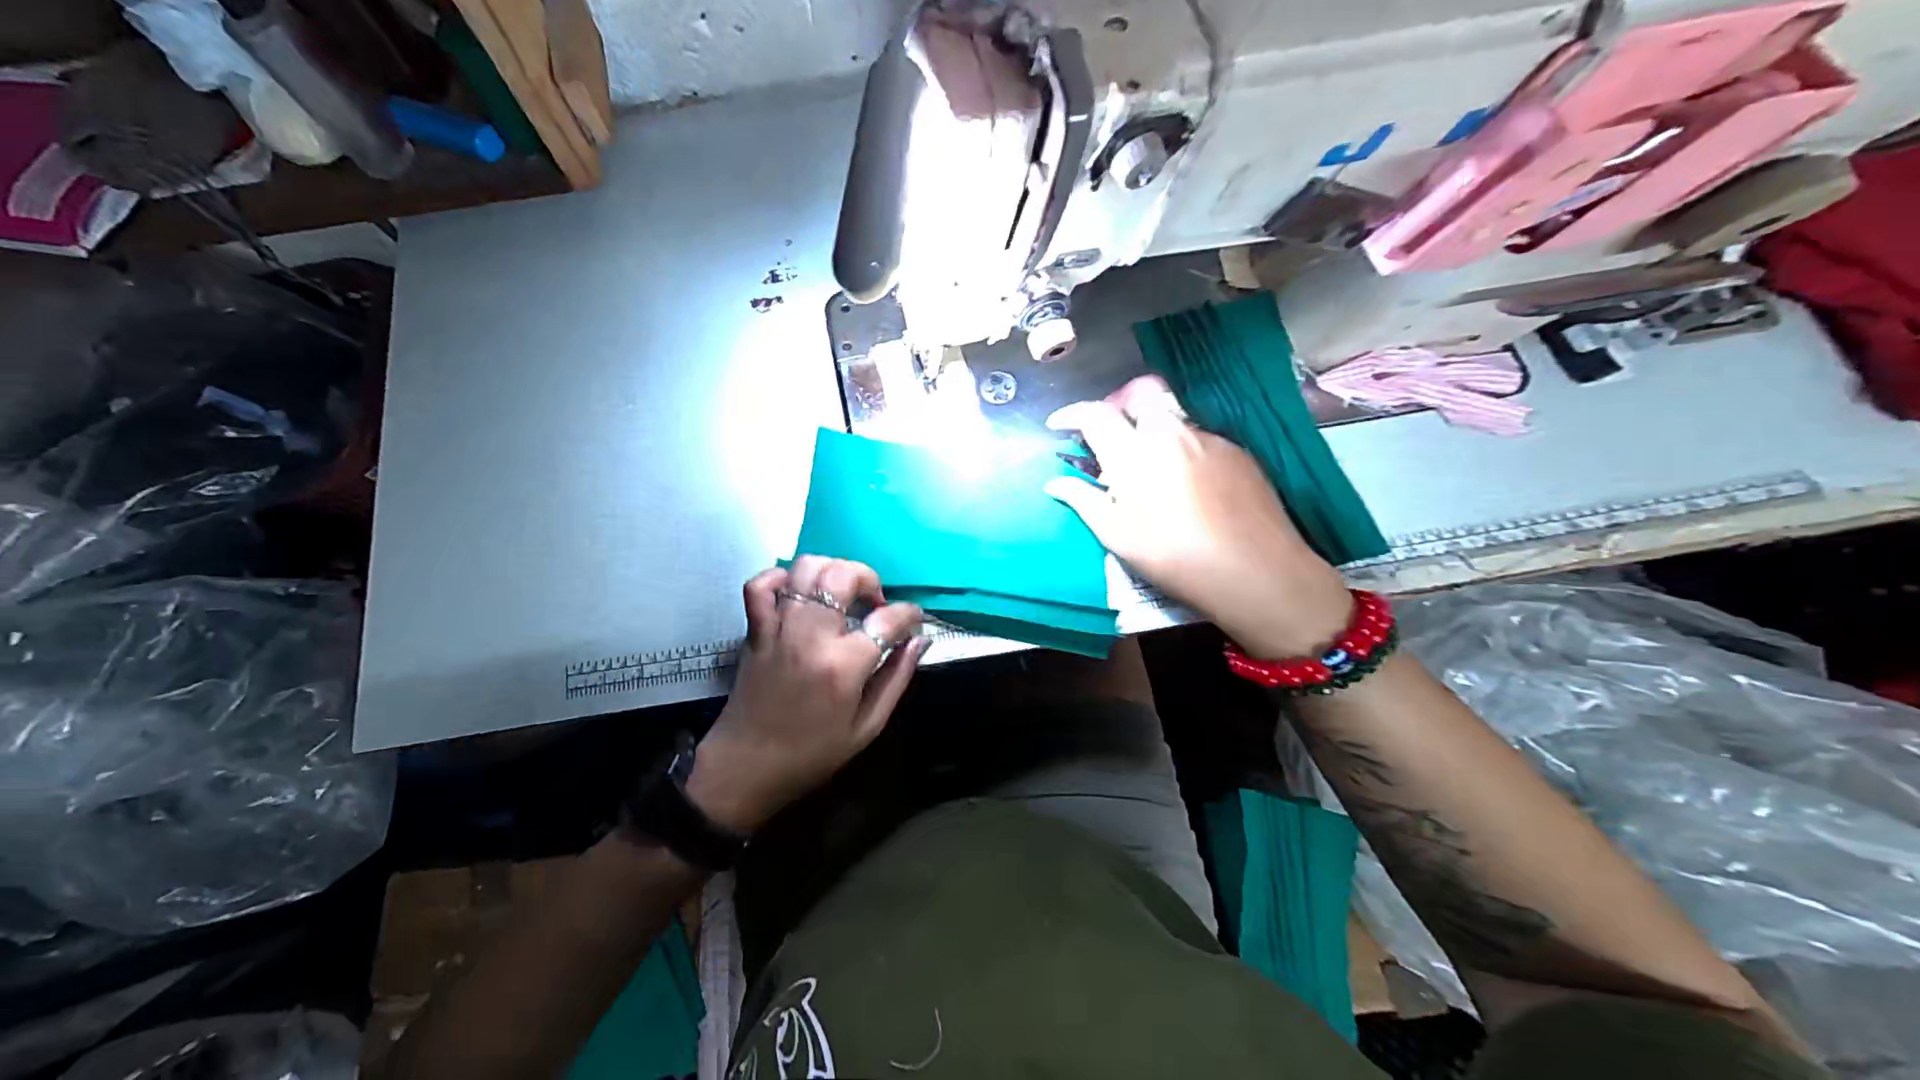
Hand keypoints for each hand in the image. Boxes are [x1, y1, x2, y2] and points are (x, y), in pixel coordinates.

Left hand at [686, 556, 927, 832]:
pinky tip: (799, 593)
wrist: (747, 766)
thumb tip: (920, 641)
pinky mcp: (755, 629)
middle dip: (868, 579)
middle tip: (874, 603)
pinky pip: (761, 584)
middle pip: (842, 576)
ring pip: (805, 569)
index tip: (913, 621)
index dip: (909, 615)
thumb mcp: (867, 726)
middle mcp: (810, 637)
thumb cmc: (813, 753)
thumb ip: (897, 678)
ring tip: (841, 594)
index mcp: (843, 665)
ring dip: (831, 571)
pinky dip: (782, 578)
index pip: (888, 619)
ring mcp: (778, 628)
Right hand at [1044, 375, 1353, 659]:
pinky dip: (1182, 449)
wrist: (1256, 571)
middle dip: (1117, 404)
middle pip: (1140, 393)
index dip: (1072, 414)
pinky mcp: (1238, 451)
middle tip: (1108, 432)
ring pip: (1171, 417)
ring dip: (1151, 429)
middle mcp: (1171, 433)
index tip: (1060, 425)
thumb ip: (1084, 501)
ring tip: (1148, 468)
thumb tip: (1055, 483)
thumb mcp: (1118, 536)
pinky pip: (1199, 437)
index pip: (1095, 413)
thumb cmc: (1174, 558)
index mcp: (1134, 452)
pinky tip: (1186, 484)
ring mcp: (1209, 439)